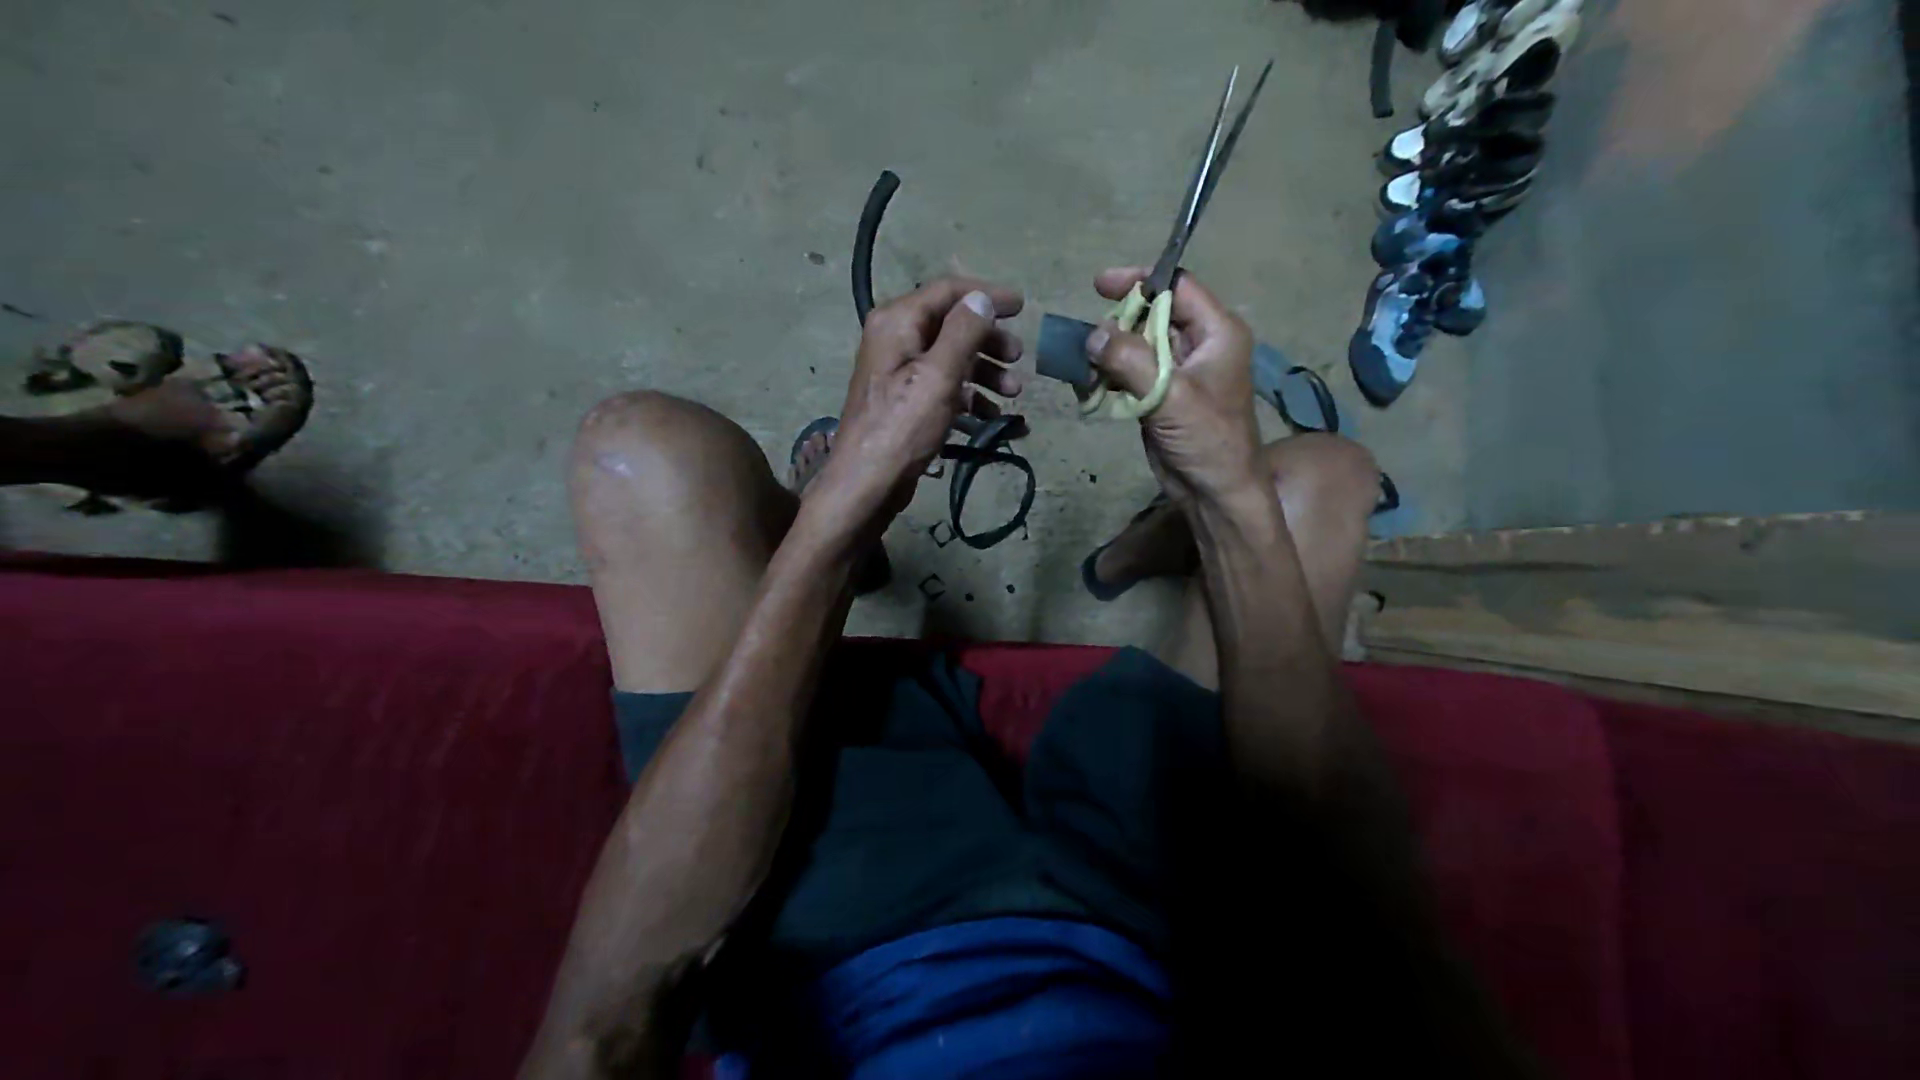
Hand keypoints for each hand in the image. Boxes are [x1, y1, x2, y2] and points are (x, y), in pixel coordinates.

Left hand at [803, 277, 1024, 542]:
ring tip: (1012, 393)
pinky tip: (993, 417)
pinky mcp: (905, 403)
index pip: (948, 291)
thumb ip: (963, 331)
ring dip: (984, 372)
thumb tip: (981, 298)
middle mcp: (895, 339)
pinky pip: (943, 388)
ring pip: (950, 359)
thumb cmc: (903, 427)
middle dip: (989, 340)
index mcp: (898, 322)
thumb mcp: (939, 375)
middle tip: (1018, 358)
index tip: (1022, 307)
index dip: (986, 295)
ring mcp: (899, 373)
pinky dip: (969, 398)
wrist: (866, 483)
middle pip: (951, 325)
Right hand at [1086, 267, 1262, 503]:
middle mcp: (1198, 346)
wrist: (1214, 492)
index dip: (1140, 281)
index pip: (1177, 288)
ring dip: (1107, 355)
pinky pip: (1128, 374)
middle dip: (1117, 325)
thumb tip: (1093, 334)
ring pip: (1135, 346)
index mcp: (1216, 333)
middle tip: (1088, 341)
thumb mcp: (1171, 396)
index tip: (1100, 285)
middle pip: (1151, 316)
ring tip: (1083, 370)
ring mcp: (1176, 372)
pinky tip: (1088, 387)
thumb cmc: (1207, 440)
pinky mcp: (1159, 396)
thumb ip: (1131, 360)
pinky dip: (1107, 378)